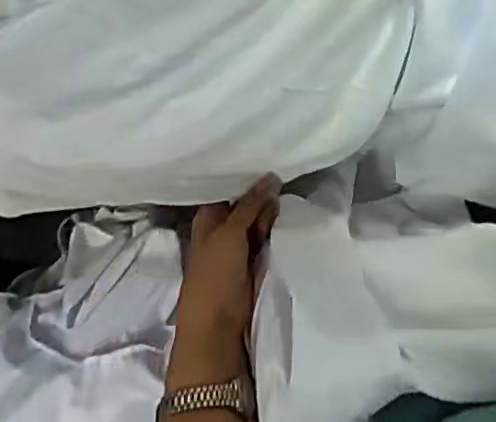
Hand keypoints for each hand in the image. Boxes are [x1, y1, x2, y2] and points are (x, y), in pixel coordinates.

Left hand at [168, 174, 280, 388]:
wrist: (218, 331)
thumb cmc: (215, 276)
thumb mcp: (230, 233)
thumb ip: (251, 203)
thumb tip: (272, 176)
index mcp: (208, 217)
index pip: (229, 188)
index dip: (247, 178)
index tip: (269, 163)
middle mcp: (222, 229)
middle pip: (247, 204)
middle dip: (262, 199)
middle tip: (276, 198)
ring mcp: (238, 247)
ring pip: (259, 220)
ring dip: (271, 217)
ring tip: (282, 212)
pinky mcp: (253, 263)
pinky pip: (267, 239)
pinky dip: (275, 233)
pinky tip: (286, 224)